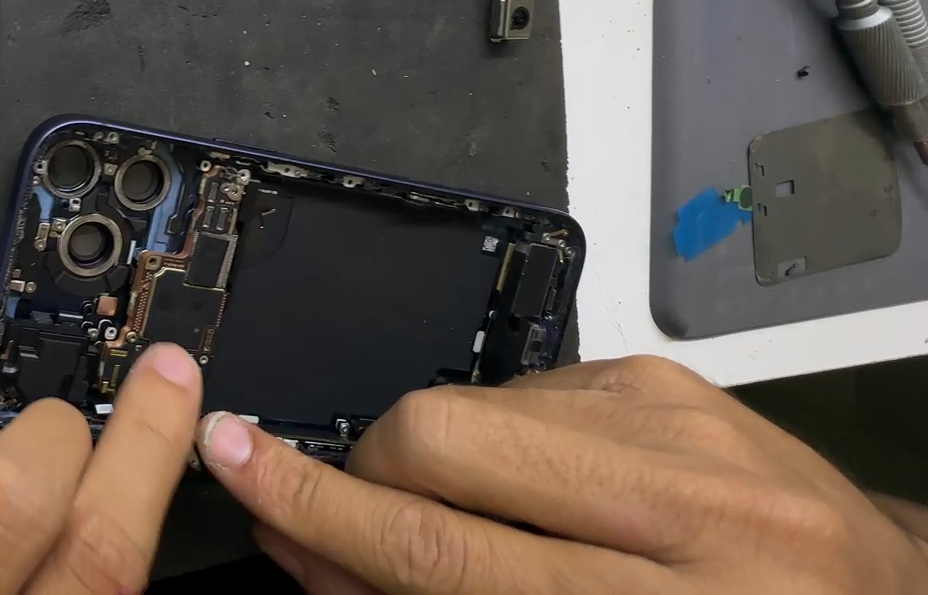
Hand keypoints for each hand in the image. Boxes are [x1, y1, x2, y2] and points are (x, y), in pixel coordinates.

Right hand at [193, 355, 927, 593]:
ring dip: (435, 461)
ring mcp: (679, 419)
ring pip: (463, 401)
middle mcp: (695, 504)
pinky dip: (493, 439)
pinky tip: (541, 485)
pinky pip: (513, 388)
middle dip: (370, 473)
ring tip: (488, 516)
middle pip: (438, 437)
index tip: (232, 457)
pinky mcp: (661, 377)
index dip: (318, 504)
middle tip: (363, 513)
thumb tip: (304, 547)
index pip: (445, 550)